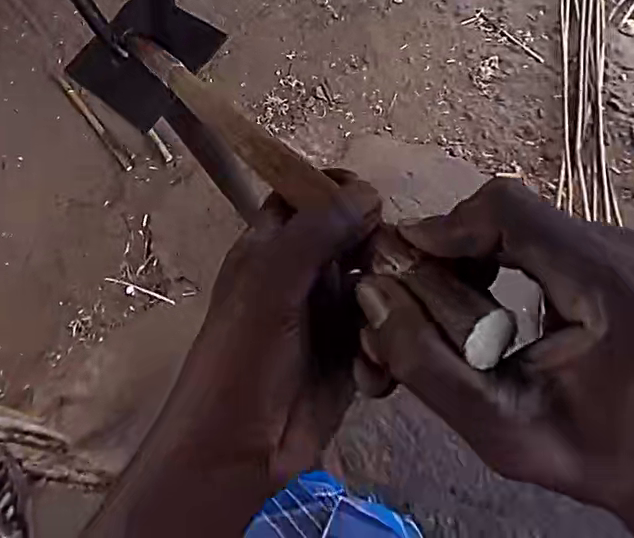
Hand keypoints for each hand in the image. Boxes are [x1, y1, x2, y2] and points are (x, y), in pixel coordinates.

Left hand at [168, 179, 379, 481]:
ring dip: (386, 300)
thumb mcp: (271, 282)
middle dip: (374, 246)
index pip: (301, 197)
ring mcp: (326, 314)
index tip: (373, 198)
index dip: (332, 189)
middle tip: (393, 264)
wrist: (240, 444)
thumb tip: (364, 191)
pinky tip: (373, 370)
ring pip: (372, 285)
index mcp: (269, 245)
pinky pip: (381, 334)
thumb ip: (313, 235)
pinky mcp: (350, 356)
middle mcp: (299, 272)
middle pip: (347, 238)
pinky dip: (383, 346)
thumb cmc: (243, 351)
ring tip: (385, 322)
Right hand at [357, 179, 633, 537]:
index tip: (402, 260)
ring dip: (464, 250)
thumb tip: (368, 288)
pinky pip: (531, 226)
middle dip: (447, 246)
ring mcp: (629, 245)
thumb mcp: (498, 433)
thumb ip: (424, 362)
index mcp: (618, 290)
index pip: (508, 210)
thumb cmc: (589, 459)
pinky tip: (479, 291)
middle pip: (504, 210)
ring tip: (443, 296)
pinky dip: (489, 250)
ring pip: (511, 215)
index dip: (444, 225)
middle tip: (414, 290)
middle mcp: (630, 252)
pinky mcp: (618, 248)